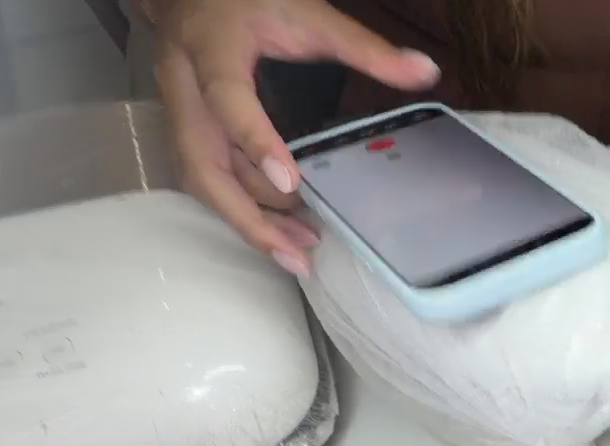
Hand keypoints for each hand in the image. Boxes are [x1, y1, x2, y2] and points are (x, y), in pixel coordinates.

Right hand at [147, 0, 439, 272]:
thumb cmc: (251, 0)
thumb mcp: (310, 15)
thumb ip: (366, 47)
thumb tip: (428, 71)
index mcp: (211, 48)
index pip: (228, 98)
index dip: (256, 140)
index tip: (291, 182)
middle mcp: (185, 84)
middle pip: (202, 161)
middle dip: (248, 215)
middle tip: (297, 255)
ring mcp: (180, 110)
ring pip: (202, 178)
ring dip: (250, 220)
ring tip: (300, 251)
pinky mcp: (188, 129)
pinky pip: (208, 178)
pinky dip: (244, 209)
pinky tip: (284, 230)